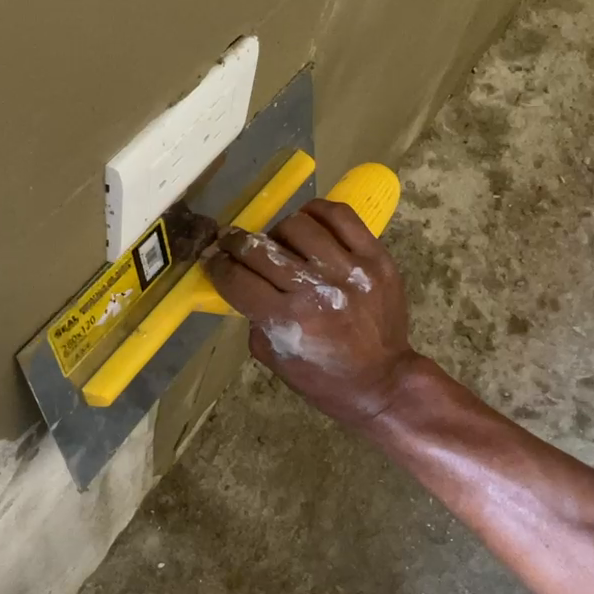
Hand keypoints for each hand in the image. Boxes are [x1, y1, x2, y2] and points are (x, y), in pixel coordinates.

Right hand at [205, 198, 422, 426]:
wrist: (381, 381)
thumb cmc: (322, 377)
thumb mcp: (272, 356)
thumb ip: (254, 316)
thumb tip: (242, 281)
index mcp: (286, 320)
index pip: (237, 279)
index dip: (217, 265)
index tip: (212, 258)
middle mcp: (314, 291)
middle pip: (260, 249)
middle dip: (236, 243)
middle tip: (231, 242)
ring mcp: (348, 271)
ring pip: (296, 226)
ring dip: (277, 231)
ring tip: (278, 241)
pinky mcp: (375, 258)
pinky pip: (340, 216)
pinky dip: (316, 212)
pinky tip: (307, 222)